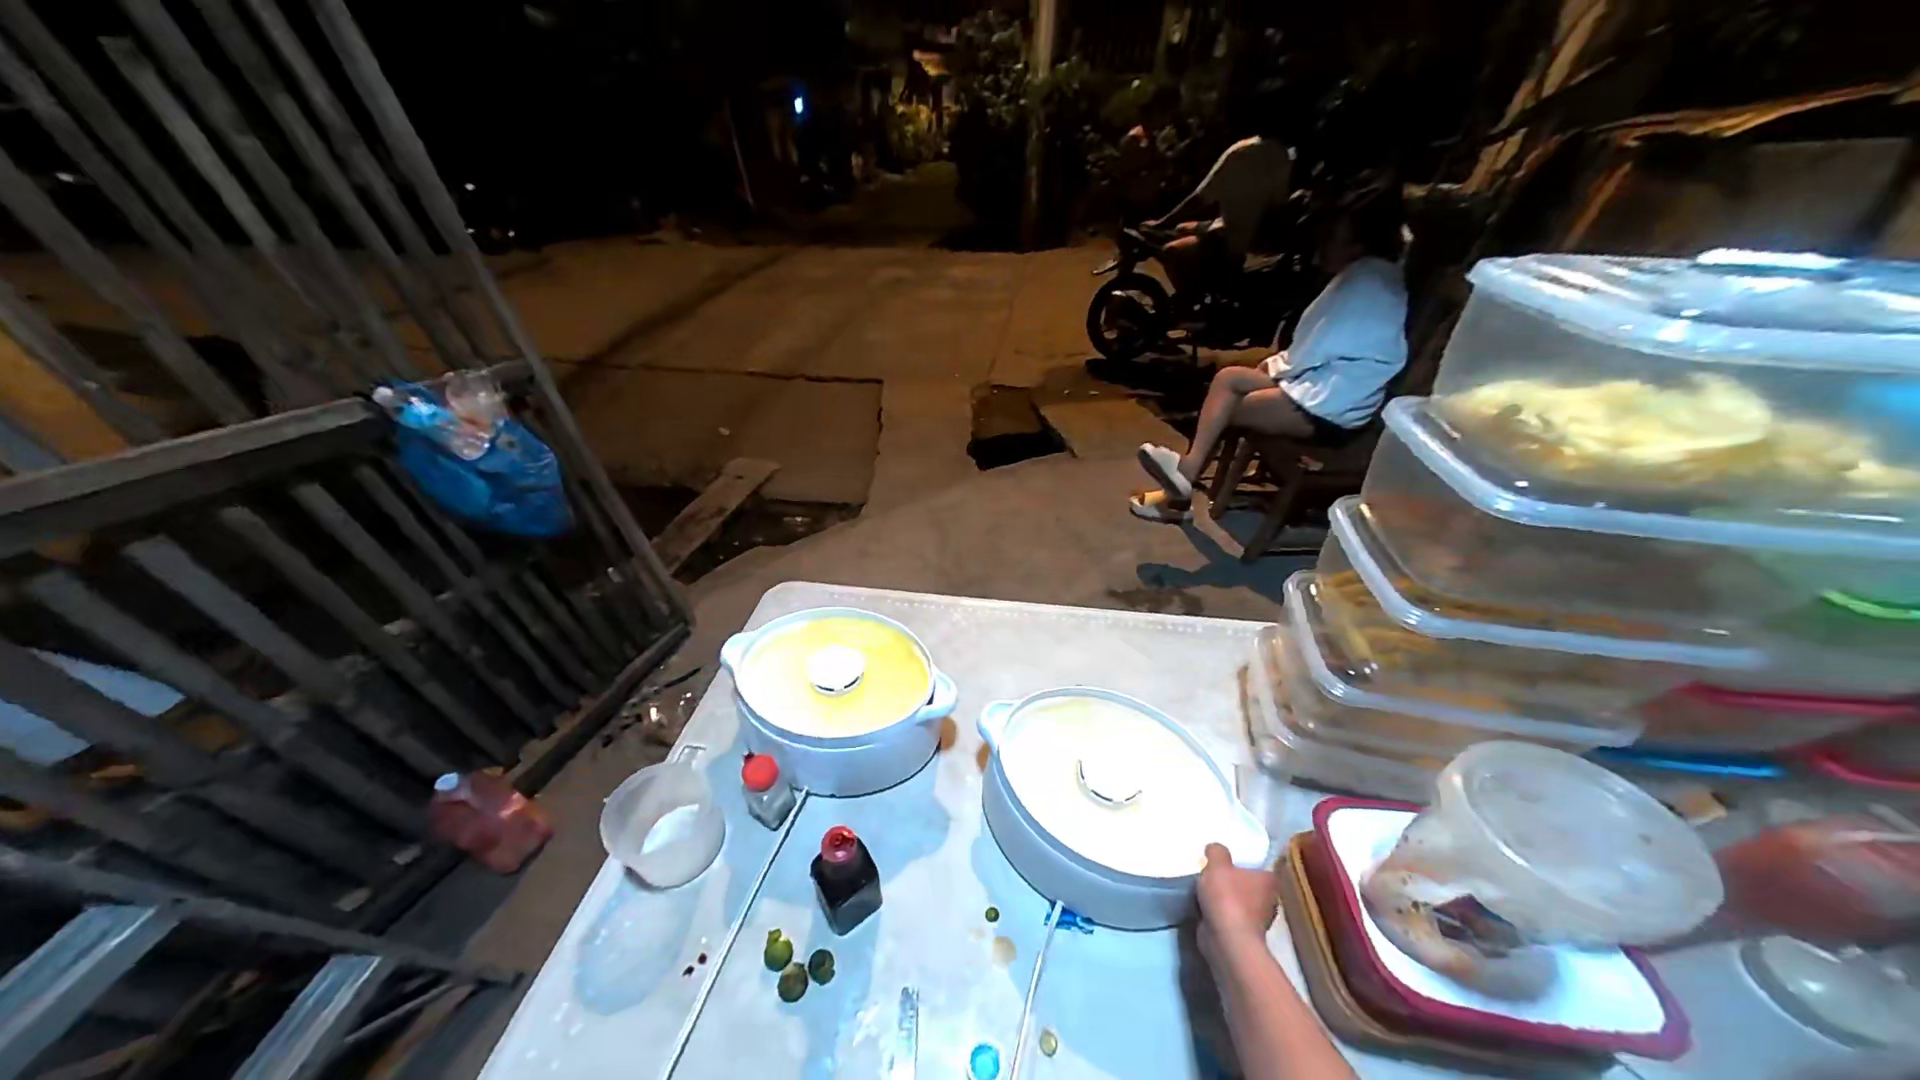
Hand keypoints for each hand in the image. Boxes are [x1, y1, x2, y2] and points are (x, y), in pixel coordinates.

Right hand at [1197, 843, 1280, 957]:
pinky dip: (1222, 913)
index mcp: (1269, 881)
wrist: (1226, 940)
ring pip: (1241, 902)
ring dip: (1228, 899)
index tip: (1231, 861)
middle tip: (1216, 872)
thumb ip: (1217, 852)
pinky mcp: (1245, 935)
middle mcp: (1269, 900)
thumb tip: (1215, 848)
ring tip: (1207, 889)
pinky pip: (1232, 917)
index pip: (1262, 867)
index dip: (1248, 863)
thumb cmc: (1227, 898)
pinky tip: (1207, 907)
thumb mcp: (1217, 864)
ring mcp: (1259, 920)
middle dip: (1236, 881)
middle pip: (1251, 885)